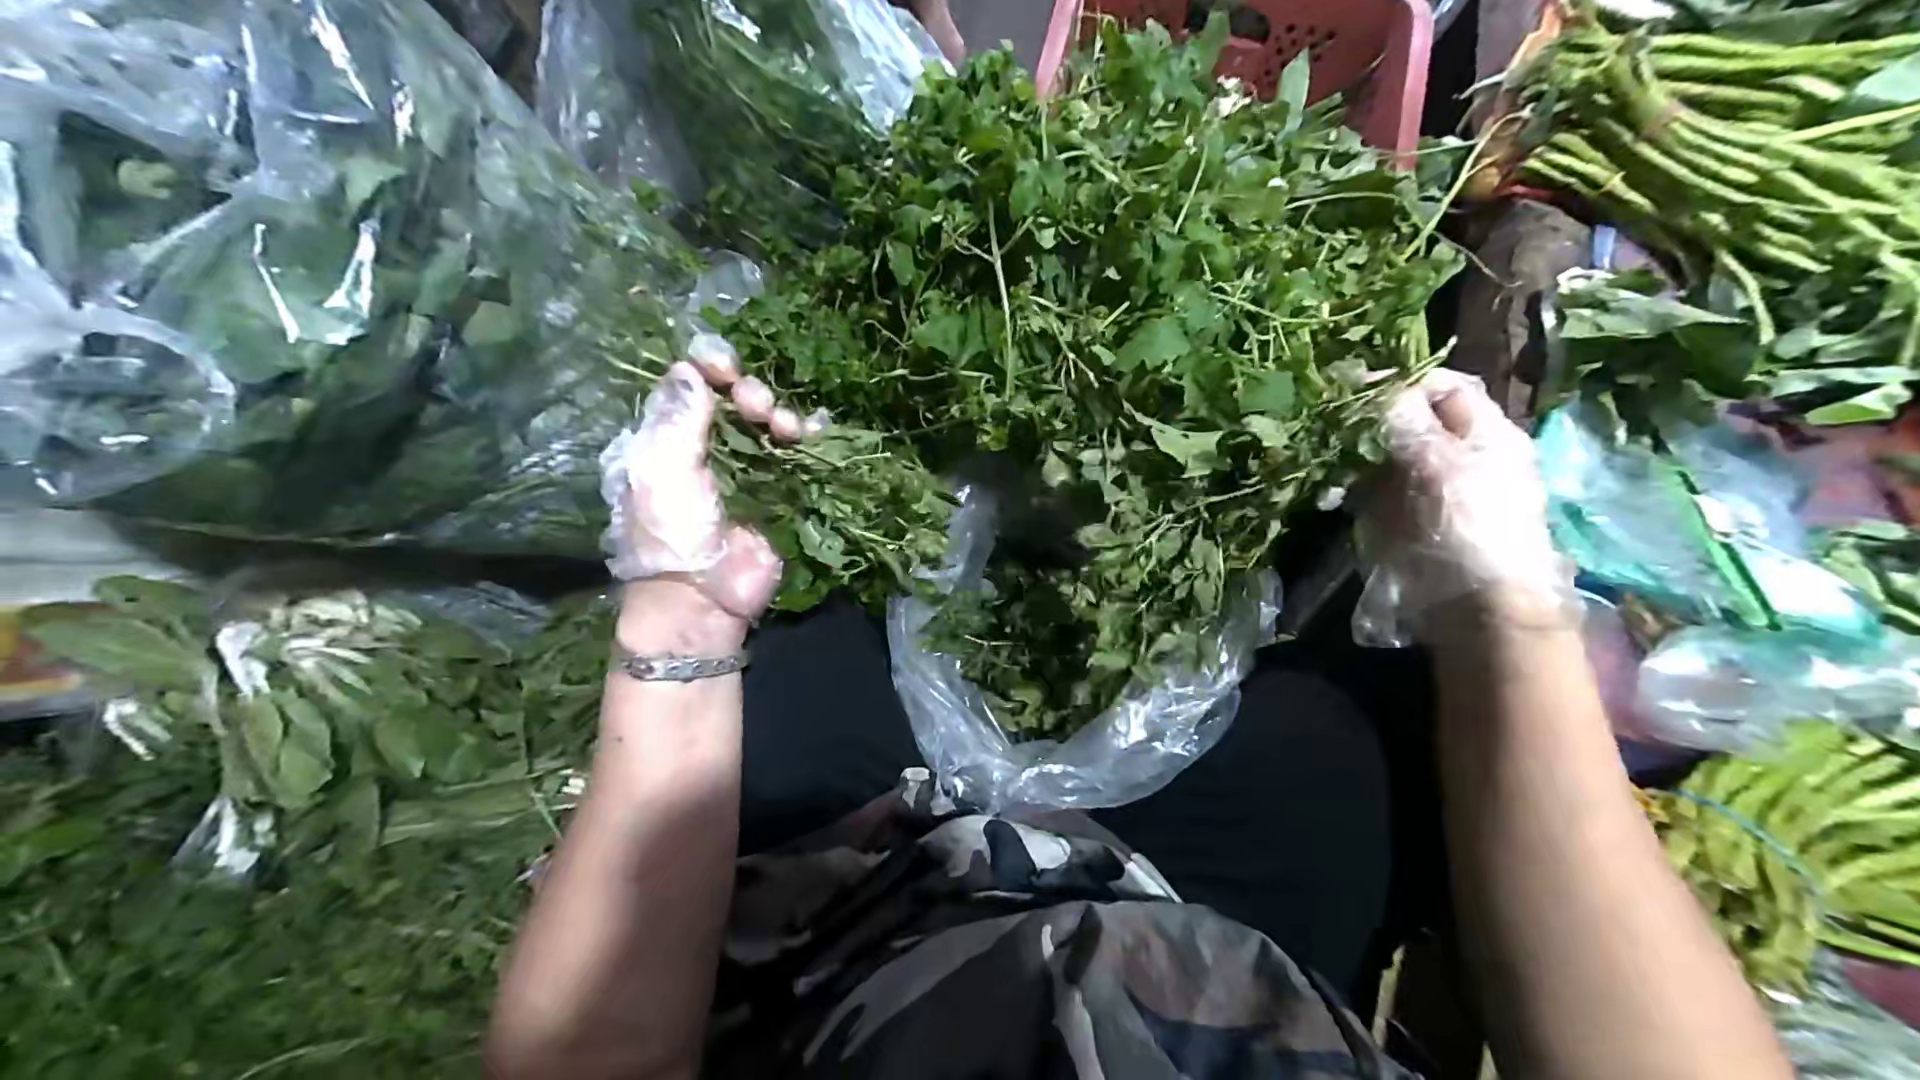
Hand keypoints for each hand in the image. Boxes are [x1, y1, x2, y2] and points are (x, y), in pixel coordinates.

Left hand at [599, 333, 814, 653]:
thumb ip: (678, 416)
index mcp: (665, 438)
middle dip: (748, 392)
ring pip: (764, 421)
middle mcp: (703, 447)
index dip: (709, 367)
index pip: (688, 386)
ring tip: (785, 428)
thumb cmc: (671, 532)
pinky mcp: (775, 489)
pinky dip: (802, 436)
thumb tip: (690, 368)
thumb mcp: (660, 469)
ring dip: (777, 413)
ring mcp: (742, 468)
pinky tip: (810, 432)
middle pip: (731, 398)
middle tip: (756, 405)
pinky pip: (791, 451)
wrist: (704, 597)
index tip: (727, 367)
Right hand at [1354, 369, 1573, 643]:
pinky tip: (1330, 493)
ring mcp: (1416, 485)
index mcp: (1481, 434)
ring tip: (1324, 456)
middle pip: (1403, 418)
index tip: (1359, 384)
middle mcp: (1448, 453)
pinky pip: (1359, 486)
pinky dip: (1341, 484)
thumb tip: (1381, 390)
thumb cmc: (1470, 525)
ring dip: (1347, 450)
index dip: (1404, 381)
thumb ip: (1409, 424)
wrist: (1470, 601)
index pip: (1443, 388)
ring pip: (1374, 451)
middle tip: (1330, 416)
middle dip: (1366, 416)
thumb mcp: (1443, 466)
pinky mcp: (1390, 513)